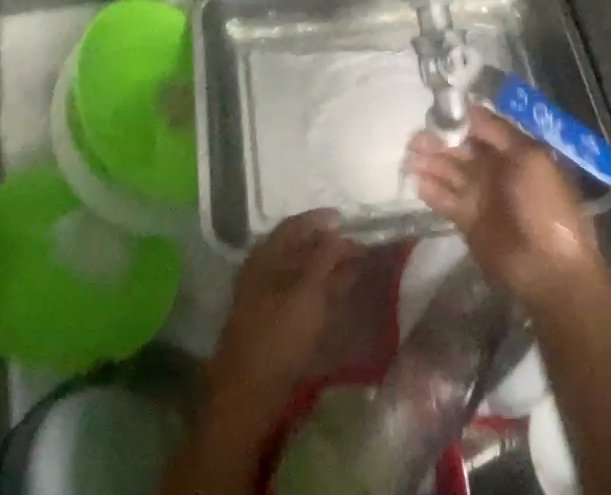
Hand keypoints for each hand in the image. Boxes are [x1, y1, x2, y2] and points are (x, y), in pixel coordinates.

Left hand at [209, 208, 357, 407]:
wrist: (251, 391)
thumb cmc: (279, 335)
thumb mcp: (307, 293)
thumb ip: (323, 258)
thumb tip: (335, 230)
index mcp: (264, 258)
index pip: (293, 227)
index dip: (319, 220)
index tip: (345, 219)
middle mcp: (261, 272)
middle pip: (298, 249)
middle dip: (329, 245)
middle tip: (359, 247)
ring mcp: (266, 298)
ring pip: (301, 273)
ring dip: (328, 268)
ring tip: (358, 266)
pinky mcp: (275, 321)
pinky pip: (302, 294)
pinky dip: (323, 289)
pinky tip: (341, 292)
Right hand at [409, 105, 610, 311]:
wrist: (547, 266)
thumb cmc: (544, 205)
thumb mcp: (531, 157)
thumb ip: (499, 132)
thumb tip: (468, 110)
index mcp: (516, 153)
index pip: (482, 129)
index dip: (460, 120)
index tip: (436, 111)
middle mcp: (496, 171)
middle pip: (461, 150)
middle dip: (439, 140)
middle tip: (414, 137)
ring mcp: (480, 197)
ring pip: (449, 172)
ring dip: (430, 162)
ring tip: (409, 155)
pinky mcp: (466, 220)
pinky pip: (444, 199)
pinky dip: (430, 190)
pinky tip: (416, 180)